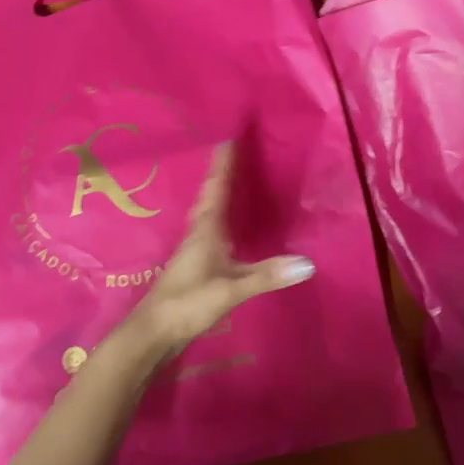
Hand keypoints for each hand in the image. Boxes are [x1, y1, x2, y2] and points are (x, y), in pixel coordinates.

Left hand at [122, 143, 314, 357]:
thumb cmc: (189, 302)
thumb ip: (267, 276)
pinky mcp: (194, 264)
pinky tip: (226, 224)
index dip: (225, 161)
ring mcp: (194, 248)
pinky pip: (210, 228)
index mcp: (206, 229)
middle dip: (223, 170)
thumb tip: (309, 262)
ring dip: (219, 191)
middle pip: (212, 193)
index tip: (230, 133)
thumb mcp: (232, 290)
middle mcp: (198, 232)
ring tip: (232, 176)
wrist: (154, 331)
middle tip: (234, 147)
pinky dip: (219, 216)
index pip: (218, 187)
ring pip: (209, 210)